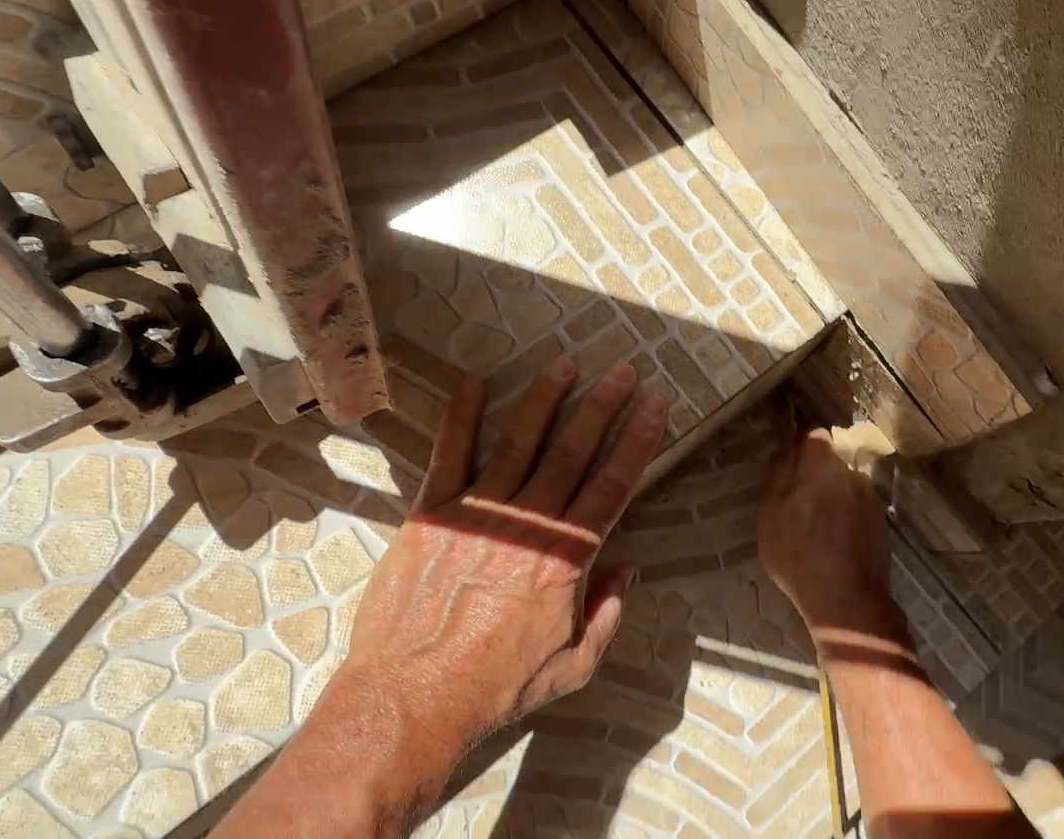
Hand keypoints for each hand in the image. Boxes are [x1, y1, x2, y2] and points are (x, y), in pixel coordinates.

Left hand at [329, 356, 667, 748]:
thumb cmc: (496, 687)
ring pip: (520, 442)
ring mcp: (479, 512)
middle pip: (573, 451)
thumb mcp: (572, 666)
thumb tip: (628, 569)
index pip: (613, 484)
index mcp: (566, 558)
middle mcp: (529, 523)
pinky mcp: (432, 513)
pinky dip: (462, 417)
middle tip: (621, 370)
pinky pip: (449, 455)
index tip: (654, 405)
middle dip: (602, 405)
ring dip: (544, 399)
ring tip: (564, 363)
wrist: (409, 699)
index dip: (637, 440)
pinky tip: (473, 384)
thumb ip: (608, 615)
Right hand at [758, 428, 900, 637]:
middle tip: (795, 506)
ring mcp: (870, 498)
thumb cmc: (798, 553)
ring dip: (831, 496)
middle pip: (829, 461)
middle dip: (813, 475)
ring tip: (815, 529)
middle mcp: (851, 473)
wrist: (847, 600)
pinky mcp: (880, 522)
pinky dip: (845, 517)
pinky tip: (834, 543)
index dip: (798, 448)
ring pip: (844, 485)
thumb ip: (779, 471)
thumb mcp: (771, 511)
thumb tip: (787, 443)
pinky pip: (856, 507)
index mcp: (823, 464)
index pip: (812, 436)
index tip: (787, 471)